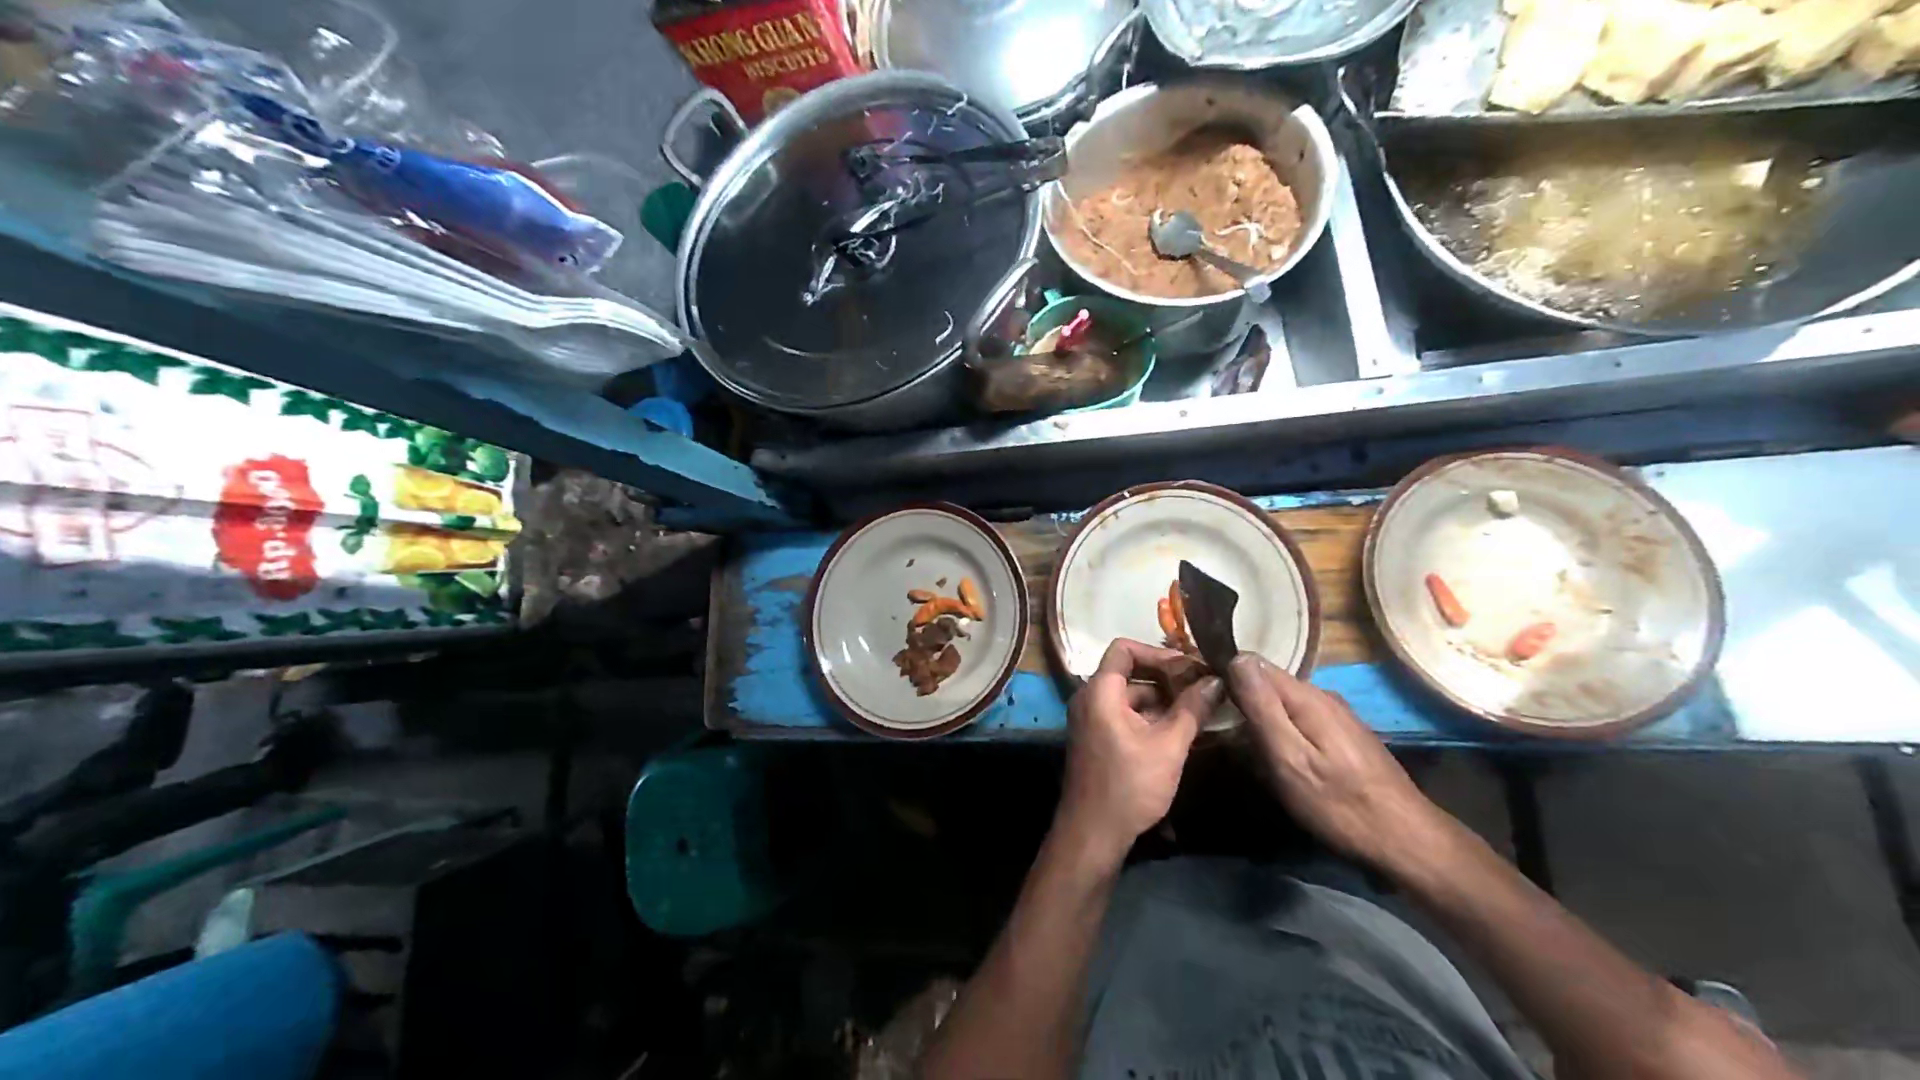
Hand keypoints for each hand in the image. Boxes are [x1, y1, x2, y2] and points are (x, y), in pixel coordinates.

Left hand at [1059, 639, 1222, 862]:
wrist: (1093, 832)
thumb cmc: (1129, 785)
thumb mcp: (1168, 746)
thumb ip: (1192, 709)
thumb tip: (1216, 680)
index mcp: (1100, 691)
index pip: (1124, 649)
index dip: (1158, 652)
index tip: (1190, 667)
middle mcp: (1090, 698)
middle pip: (1130, 672)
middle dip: (1167, 678)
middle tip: (1204, 688)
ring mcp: (1091, 719)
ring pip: (1131, 696)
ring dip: (1163, 700)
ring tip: (1200, 709)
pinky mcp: (1097, 737)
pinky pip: (1124, 714)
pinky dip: (1150, 717)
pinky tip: (1181, 730)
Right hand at [1227, 654, 1454, 871]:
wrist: (1406, 840)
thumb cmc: (1338, 803)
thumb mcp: (1289, 758)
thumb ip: (1262, 708)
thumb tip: (1238, 658)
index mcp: (1306, 696)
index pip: (1253, 663)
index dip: (1225, 673)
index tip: (1200, 694)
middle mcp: (1322, 696)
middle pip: (1268, 682)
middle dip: (1240, 696)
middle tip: (1214, 725)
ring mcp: (1336, 715)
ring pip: (1283, 702)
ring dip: (1259, 714)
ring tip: (1237, 741)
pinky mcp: (1343, 735)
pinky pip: (1299, 718)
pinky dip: (1279, 728)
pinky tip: (1273, 753)